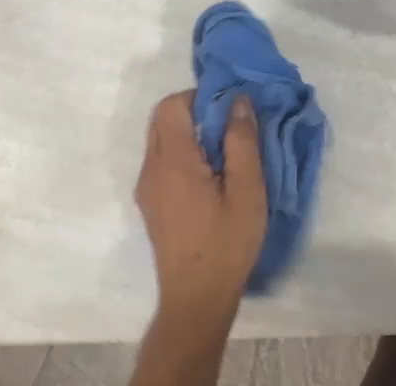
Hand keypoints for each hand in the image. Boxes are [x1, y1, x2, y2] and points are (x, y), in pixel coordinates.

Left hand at [136, 91, 267, 323]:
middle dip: (194, 111)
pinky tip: (212, 177)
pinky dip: (184, 153)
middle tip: (230, 126)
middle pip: (162, 119)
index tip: (230, 108)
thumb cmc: (227, 242)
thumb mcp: (248, 189)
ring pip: (161, 140)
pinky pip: (162, 162)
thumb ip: (242, 141)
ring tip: (225, 152)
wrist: (196, 299)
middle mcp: (151, 170)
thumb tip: (238, 101)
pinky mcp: (151, 205)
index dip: (200, 96)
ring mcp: (147, 189)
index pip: (171, 105)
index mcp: (173, 162)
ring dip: (189, 133)